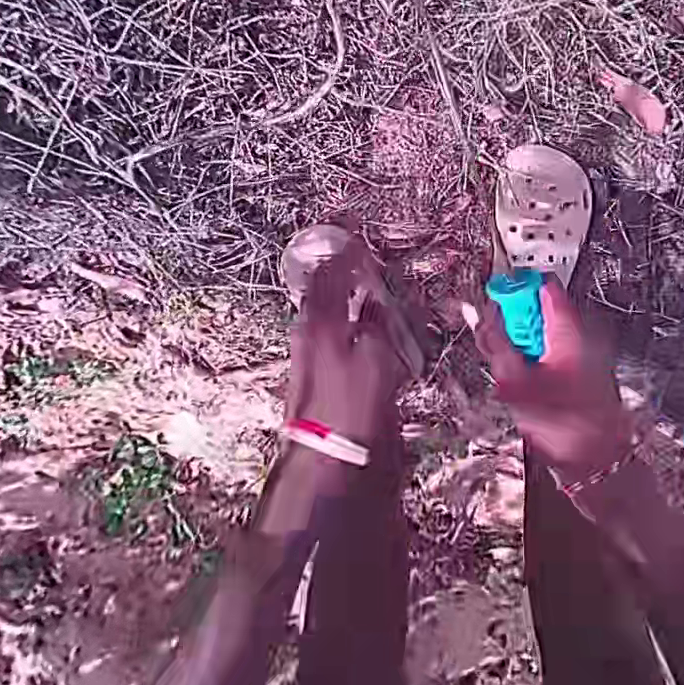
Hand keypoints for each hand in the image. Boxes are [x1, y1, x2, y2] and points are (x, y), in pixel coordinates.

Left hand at [287, 241, 405, 448]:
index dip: (342, 250)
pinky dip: (342, 314)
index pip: (329, 272)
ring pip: (324, 307)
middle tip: (358, 254)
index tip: (353, 232)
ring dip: (340, 290)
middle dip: (339, 268)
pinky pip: (327, 326)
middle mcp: (308, 330)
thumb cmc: (351, 403)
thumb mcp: (375, 358)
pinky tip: (358, 319)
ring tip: (361, 281)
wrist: (327, 452)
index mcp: (322, 320)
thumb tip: (375, 303)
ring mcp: (307, 348)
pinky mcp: (313, 366)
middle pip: (321, 287)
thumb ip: (376, 323)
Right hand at [468, 278, 630, 478]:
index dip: (515, 290)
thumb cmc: (568, 425)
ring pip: (533, 341)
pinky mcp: (567, 380)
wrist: (596, 465)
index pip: (542, 289)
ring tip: (510, 380)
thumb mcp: (518, 382)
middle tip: (498, 353)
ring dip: (514, 354)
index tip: (493, 303)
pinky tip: (521, 393)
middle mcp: (572, 341)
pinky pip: (539, 362)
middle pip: (533, 315)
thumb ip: (497, 346)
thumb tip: (481, 318)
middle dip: (508, 330)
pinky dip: (524, 371)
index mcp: (567, 332)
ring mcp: (571, 361)